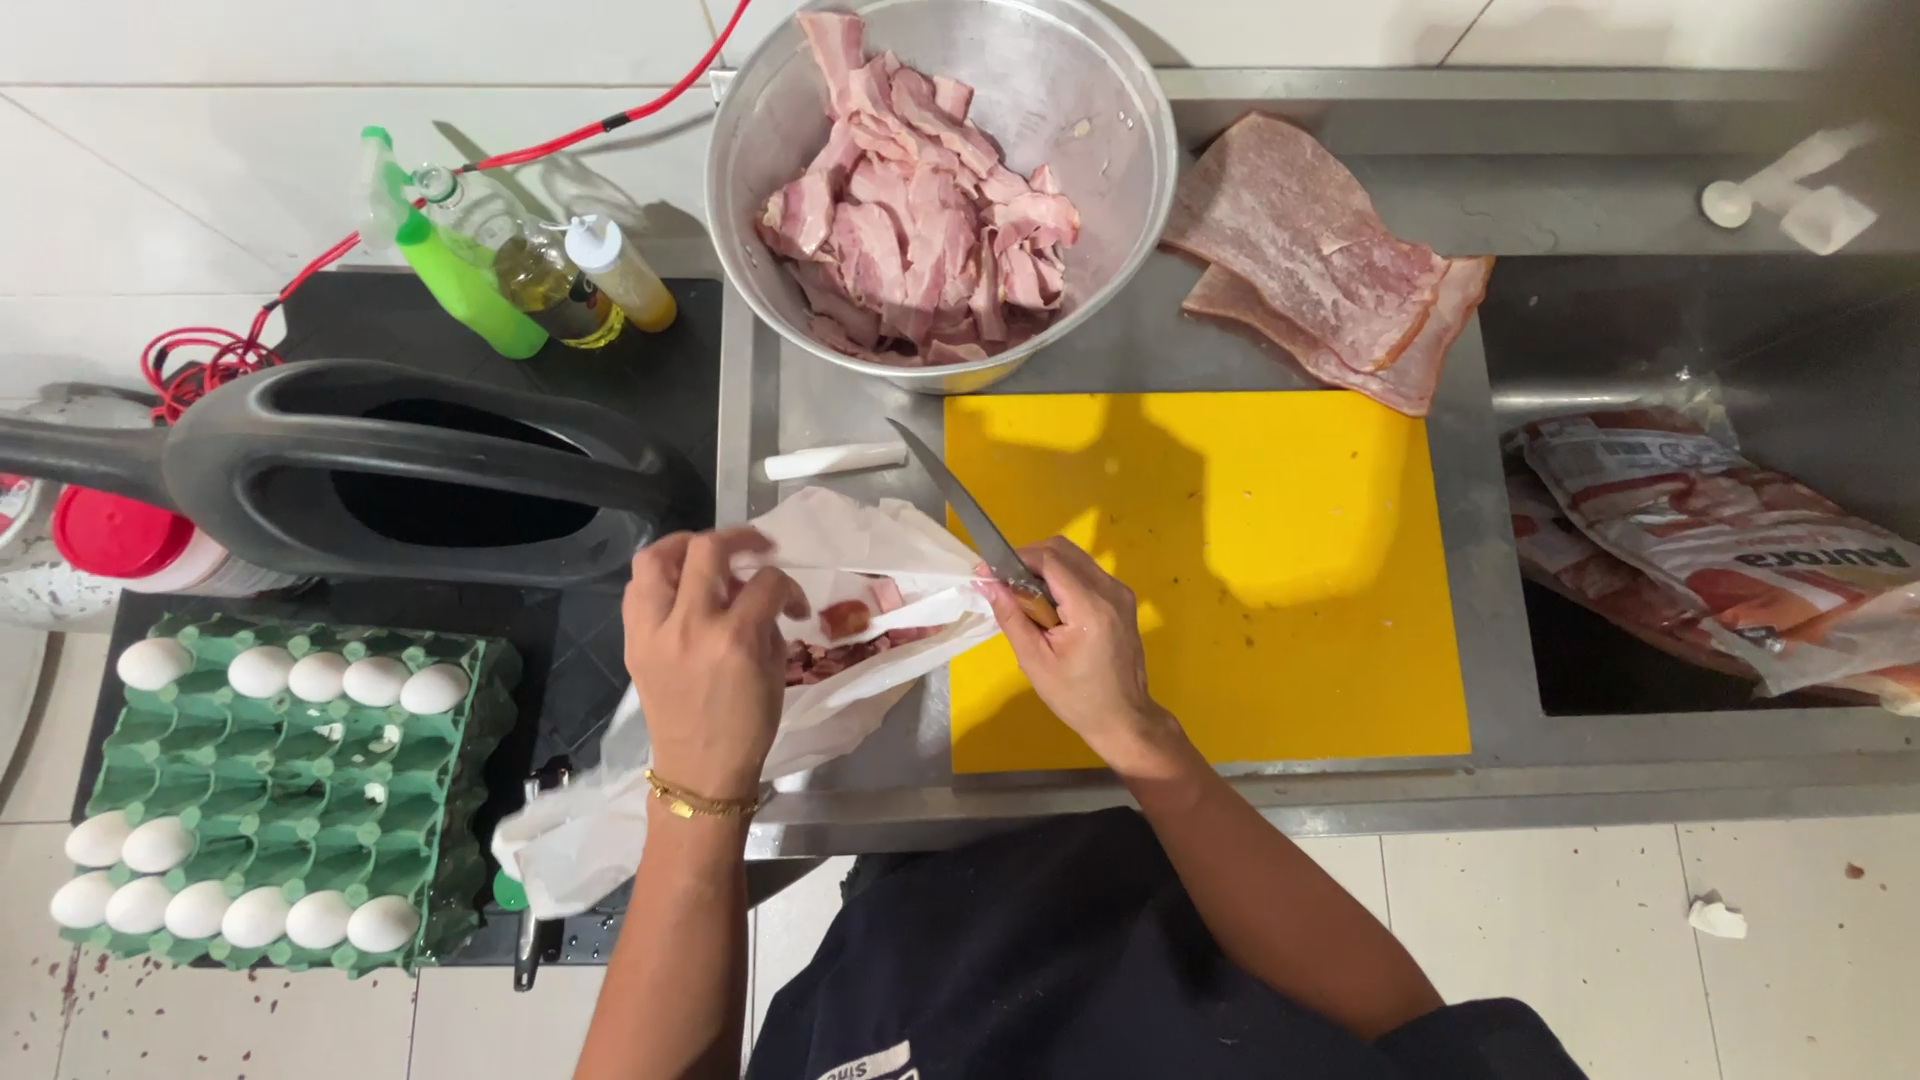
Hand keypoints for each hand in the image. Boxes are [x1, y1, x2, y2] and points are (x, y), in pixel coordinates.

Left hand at [623, 527, 808, 800]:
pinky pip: (638, 589)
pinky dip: (661, 577)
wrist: (700, 770)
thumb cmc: (748, 726)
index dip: (788, 585)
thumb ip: (767, 622)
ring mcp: (653, 632)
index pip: (766, 582)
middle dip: (739, 539)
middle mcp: (689, 626)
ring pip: (656, 558)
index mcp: (734, 639)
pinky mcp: (633, 642)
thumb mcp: (773, 670)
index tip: (793, 603)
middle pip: (707, 550)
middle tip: (756, 548)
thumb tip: (760, 593)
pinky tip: (681, 586)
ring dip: (687, 546)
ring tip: (707, 555)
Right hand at [976, 537, 1188, 774]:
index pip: (1049, 560)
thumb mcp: (1034, 660)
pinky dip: (1061, 577)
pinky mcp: (1121, 598)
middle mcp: (1110, 590)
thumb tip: (986, 582)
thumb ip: (1011, 616)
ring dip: (1044, 567)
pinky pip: (1085, 571)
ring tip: (1023, 595)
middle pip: (1062, 550)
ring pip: (1074, 557)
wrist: (1123, 717)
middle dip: (1028, 559)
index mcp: (1090, 608)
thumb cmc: (1076, 697)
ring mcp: (1120, 592)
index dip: (1015, 558)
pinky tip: (1048, 604)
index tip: (988, 570)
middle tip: (1004, 582)